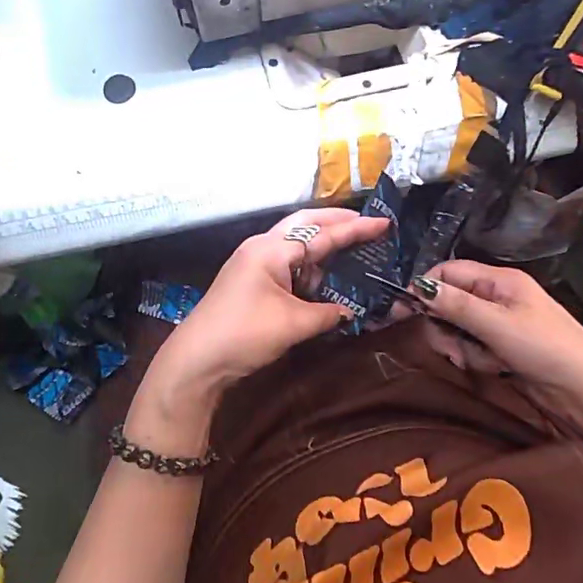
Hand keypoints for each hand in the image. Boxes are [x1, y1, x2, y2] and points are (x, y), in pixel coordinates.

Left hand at [140, 209, 389, 419]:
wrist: (197, 359)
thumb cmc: (244, 333)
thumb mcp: (294, 324)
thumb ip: (328, 313)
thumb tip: (348, 312)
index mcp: (271, 249)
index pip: (321, 234)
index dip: (355, 229)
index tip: (385, 223)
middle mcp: (261, 248)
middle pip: (304, 226)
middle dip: (335, 224)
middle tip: (367, 226)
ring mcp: (252, 265)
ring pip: (294, 245)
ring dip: (321, 247)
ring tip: (352, 252)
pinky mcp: (250, 283)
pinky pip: (285, 265)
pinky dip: (307, 268)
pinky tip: (324, 279)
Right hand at [412, 260, 582, 418]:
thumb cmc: (545, 348)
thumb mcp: (496, 324)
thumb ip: (454, 304)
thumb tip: (415, 286)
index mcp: (499, 280)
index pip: (448, 272)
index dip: (424, 289)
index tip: (403, 312)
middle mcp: (496, 297)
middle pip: (448, 302)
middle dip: (444, 326)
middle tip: (452, 348)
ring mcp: (499, 323)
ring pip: (457, 328)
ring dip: (461, 346)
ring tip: (480, 361)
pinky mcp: (502, 347)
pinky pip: (472, 346)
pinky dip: (476, 358)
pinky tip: (494, 368)